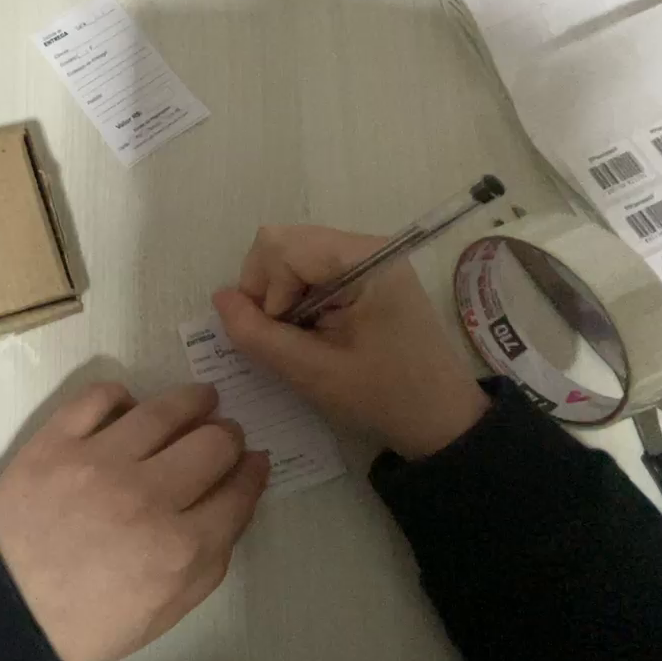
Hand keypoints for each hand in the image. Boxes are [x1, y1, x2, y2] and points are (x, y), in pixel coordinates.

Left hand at [0, 381, 269, 660]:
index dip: (252, 470)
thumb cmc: (89, 617)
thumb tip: (236, 494)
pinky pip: (100, 395)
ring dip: (192, 400)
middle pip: (212, 443)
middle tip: (223, 433)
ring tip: (200, 398)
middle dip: (228, 435)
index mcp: (178, 548)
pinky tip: (131, 406)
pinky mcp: (56, 439)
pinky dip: (123, 395)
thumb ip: (210, 557)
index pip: (237, 491)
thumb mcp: (166, 611)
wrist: (5, 605)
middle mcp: (146, 496)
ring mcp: (99, 461)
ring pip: (163, 410)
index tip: (253, 459)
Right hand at [211, 225, 487, 459]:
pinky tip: (311, 324)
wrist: (442, 419)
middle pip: (281, 241)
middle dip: (266, 286)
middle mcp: (365, 244)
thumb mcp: (312, 373)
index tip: (285, 331)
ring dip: (278, 291)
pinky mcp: (360, 269)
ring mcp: (364, 254)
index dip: (266, 288)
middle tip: (286, 332)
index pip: (280, 245)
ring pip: (287, 251)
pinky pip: (304, 264)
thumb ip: (257, 334)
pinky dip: (292, 292)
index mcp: (365, 261)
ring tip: (300, 331)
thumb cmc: (384, 397)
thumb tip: (219, 298)